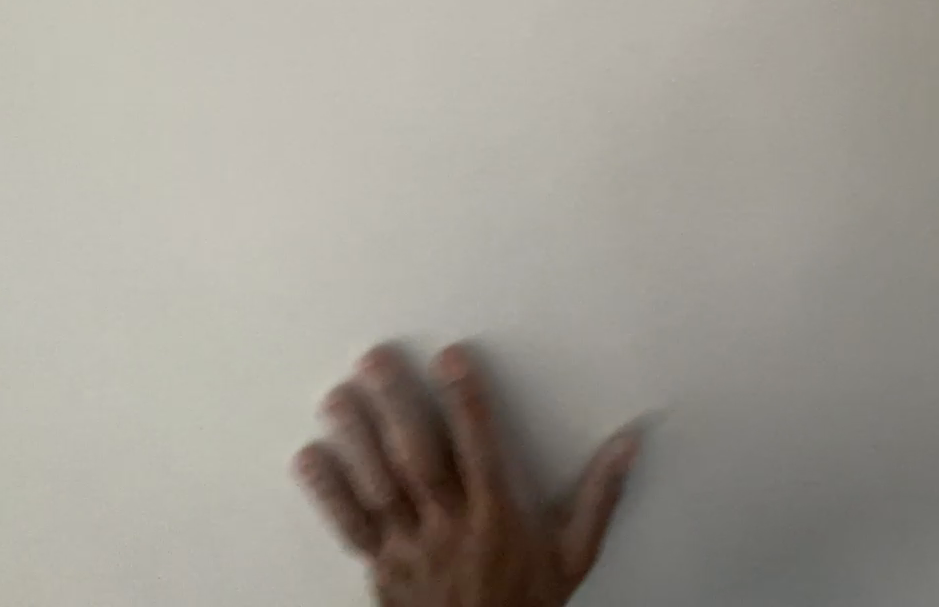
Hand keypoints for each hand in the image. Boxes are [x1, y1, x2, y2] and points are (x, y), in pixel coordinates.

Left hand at [295, 344, 643, 606]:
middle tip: (375, 360)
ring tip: (339, 395)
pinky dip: (328, 493)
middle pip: (418, 458)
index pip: (479, 447)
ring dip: (357, 438)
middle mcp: (448, 527)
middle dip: (396, 405)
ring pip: (378, 486)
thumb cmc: (526, 603)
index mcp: (496, 517)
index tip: (451, 358)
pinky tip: (309, 456)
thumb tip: (629, 441)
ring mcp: (408, 549)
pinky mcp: (380, 568)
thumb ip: (600, 495)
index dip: (466, 400)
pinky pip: (351, 528)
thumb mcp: (575, 555)